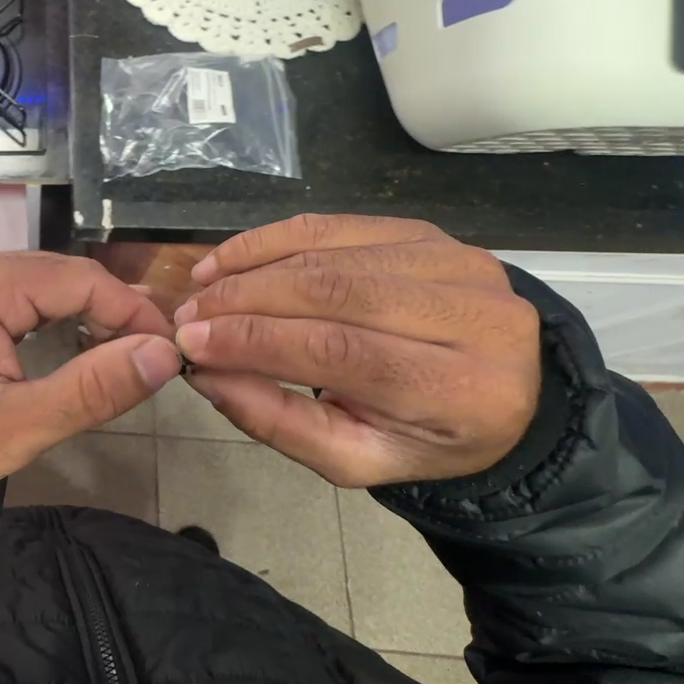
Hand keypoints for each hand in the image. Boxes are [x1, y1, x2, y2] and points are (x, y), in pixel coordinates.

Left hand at [0, 251, 180, 495]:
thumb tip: (162, 354)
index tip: (170, 354)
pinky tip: (76, 346)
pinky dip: (56, 316)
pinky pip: (22, 294)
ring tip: (123, 358)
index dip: (134, 314)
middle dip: (114, 313)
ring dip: (88, 314)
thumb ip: (92, 389)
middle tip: (151, 362)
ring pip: (47, 283)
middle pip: (67, 275)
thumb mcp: (18, 426)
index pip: (84, 280)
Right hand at [172, 214, 540, 487]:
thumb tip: (204, 372)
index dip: (254, 341)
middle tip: (188, 314)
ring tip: (201, 289)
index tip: (190, 342)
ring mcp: (454, 261)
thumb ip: (278, 421)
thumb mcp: (352, 457)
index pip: (339, 350)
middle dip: (244, 299)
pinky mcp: (427, 232)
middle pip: (332, 291)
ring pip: (327, 254)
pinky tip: (230, 259)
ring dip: (249, 267)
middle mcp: (472, 314)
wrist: (495, 391)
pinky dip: (270, 239)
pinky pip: (331, 225)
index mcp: (462, 389)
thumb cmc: (419, 436)